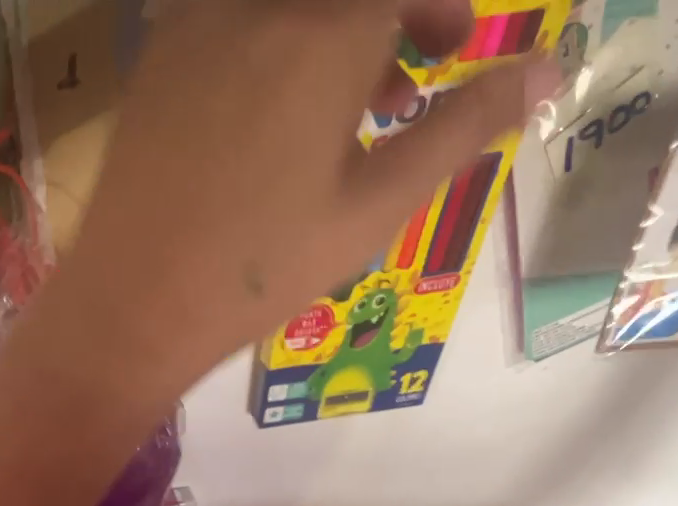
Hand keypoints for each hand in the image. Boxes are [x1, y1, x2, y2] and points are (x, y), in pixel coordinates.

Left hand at [45, 0, 559, 397]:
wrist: (133, 303)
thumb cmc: (262, 268)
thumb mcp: (376, 206)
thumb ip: (462, 128)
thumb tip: (544, 68)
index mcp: (325, 32)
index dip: (438, 8)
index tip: (450, 48)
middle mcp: (258, 7)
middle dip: (386, 18)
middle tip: (400, 81)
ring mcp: (196, 26)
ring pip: (282, 6)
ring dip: (327, 30)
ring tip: (339, 107)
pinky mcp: (155, 59)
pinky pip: (228, 17)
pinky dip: (269, 38)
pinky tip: (270, 110)